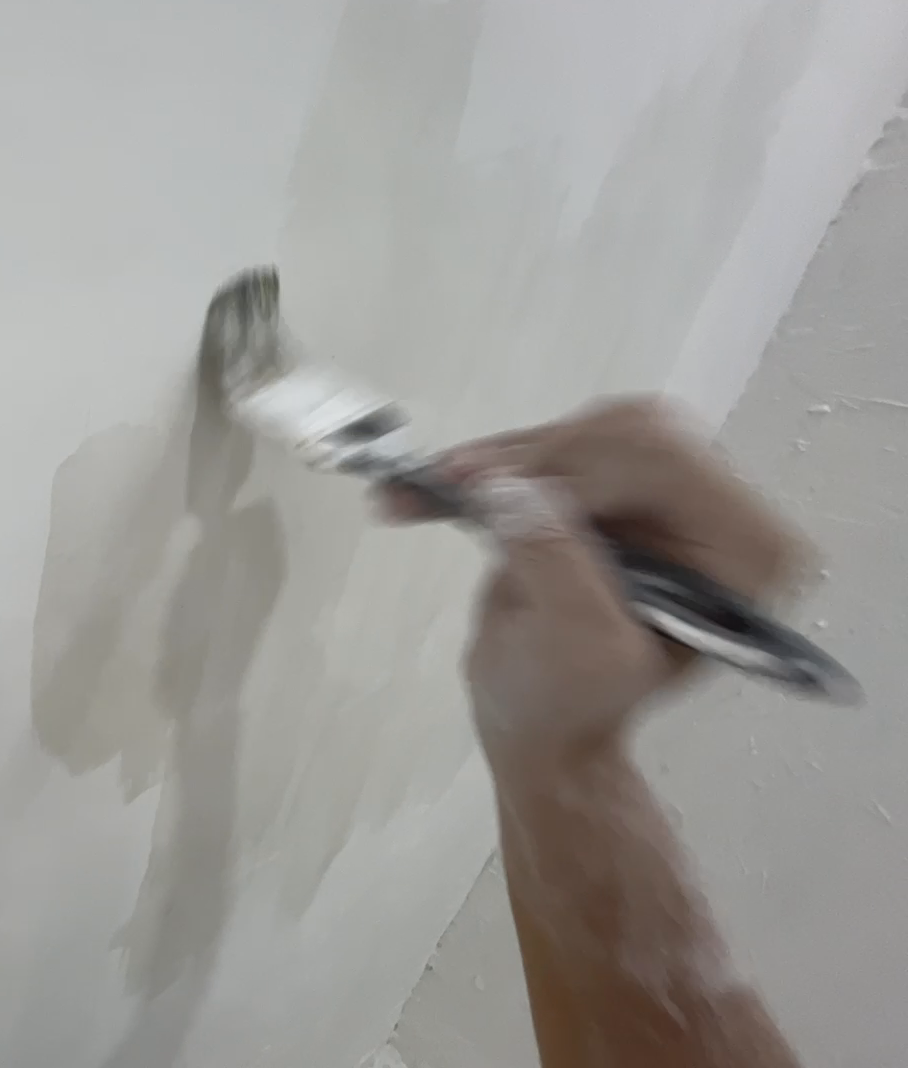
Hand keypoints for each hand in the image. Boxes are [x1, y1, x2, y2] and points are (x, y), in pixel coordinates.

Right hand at [382, 398, 805, 772]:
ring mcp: (641, 503)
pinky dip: (467, 475)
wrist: (535, 718)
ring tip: (412, 488)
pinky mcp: (581, 502)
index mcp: (739, 548)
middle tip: (445, 486)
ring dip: (483, 462)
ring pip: (566, 435)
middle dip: (523, 458)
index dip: (570, 471)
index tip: (489, 501)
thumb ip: (555, 563)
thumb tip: (504, 489)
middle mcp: (705, 513)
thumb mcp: (574, 644)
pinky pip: (529, 459)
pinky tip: (415, 490)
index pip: (661, 459)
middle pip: (616, 432)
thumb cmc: (566, 700)